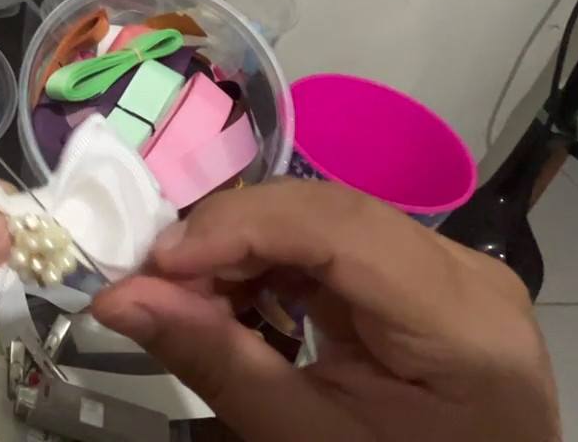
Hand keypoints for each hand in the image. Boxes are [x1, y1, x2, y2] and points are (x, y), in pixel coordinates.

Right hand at [92, 179, 558, 441]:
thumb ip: (217, 364)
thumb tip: (115, 299)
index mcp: (463, 321)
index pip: (338, 228)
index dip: (238, 227)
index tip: (156, 263)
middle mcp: (460, 267)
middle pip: (319, 212)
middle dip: (225, 237)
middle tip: (154, 281)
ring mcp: (437, 263)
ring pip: (308, 217)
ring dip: (234, 249)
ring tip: (184, 297)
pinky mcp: (407, 269)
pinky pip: (316, 240)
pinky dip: (258, 263)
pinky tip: (227, 298)